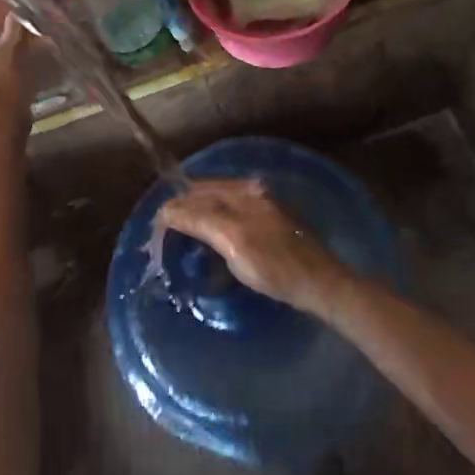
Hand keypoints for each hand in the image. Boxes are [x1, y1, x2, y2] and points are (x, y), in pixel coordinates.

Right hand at [158, 178, 351, 315]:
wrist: (319, 284)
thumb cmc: (276, 266)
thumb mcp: (234, 242)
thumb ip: (201, 220)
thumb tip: (168, 210)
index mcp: (244, 191)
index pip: (196, 192)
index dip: (172, 210)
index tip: (154, 233)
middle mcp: (251, 191)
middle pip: (205, 195)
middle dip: (181, 211)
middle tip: (161, 238)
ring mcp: (261, 205)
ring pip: (216, 205)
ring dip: (195, 218)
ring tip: (179, 240)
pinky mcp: (267, 222)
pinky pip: (229, 214)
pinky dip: (211, 224)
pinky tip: (207, 240)